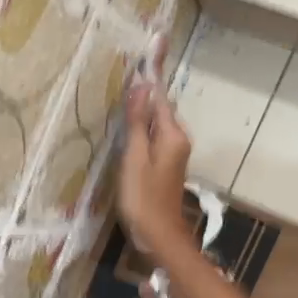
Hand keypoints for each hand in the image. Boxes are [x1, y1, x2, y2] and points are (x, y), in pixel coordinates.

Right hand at [117, 79, 194, 255]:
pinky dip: (142, 134)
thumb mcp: (135, 157)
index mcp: (173, 135)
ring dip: (140, 116)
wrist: (159, 237)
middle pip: (160, 110)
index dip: (146, 81)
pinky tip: (125, 135)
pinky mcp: (166, 167)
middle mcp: (179, 140)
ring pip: (156, 126)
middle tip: (119, 84)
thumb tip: (142, 85)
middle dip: (143, 97)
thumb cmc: (143, 198)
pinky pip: (154, 140)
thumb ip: (138, 122)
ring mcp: (174, 154)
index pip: (160, 97)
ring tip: (118, 105)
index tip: (134, 61)